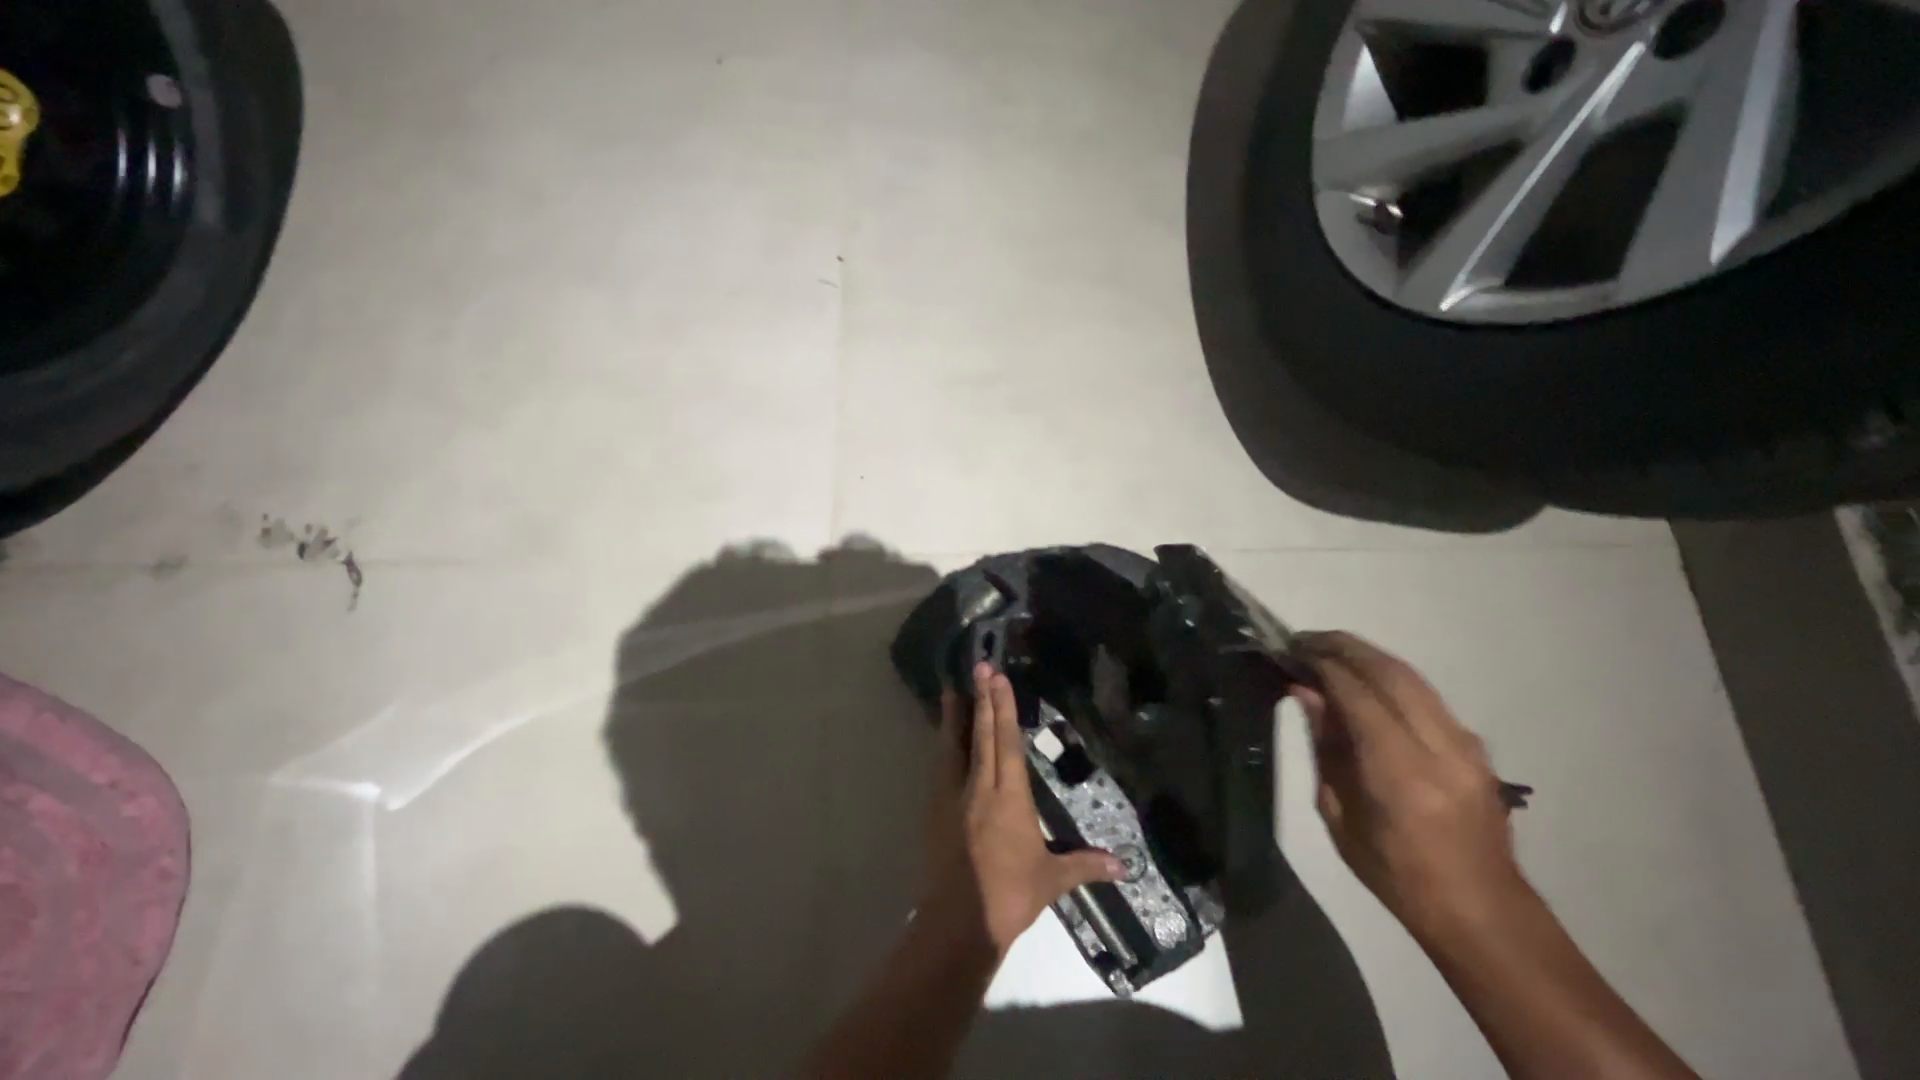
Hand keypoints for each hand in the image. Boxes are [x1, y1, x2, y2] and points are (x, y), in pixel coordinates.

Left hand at [922, 663, 1125, 956]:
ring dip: (953, 717)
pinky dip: (944, 746)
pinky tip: (944, 740)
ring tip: (950, 689)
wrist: (958, 923)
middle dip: (981, 699)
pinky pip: (941, 768)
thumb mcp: (1052, 879)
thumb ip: (1085, 865)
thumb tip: (1124, 866)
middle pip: (980, 735)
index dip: (1003, 708)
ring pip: (952, 748)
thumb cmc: (1009, 896)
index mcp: (1008, 798)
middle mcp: (978, 790)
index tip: (997, 678)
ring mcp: (952, 800)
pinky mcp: (935, 814)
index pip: (1006, 743)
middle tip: (978, 665)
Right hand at [1291, 632, 1523, 935]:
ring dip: (1368, 657)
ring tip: (1329, 651)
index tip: (1290, 650)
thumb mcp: (1341, 816)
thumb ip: (1326, 749)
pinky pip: (1427, 697)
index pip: (1359, 695)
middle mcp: (1440, 748)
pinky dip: (1391, 679)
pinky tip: (1365, 683)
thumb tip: (1306, 694)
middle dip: (1345, 648)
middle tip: (1305, 640)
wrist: (1479, 908)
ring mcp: (1466, 744)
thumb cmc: (1395, 875)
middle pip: (1391, 673)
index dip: (1322, 665)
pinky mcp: (1476, 746)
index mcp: (1401, 774)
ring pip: (1414, 678)